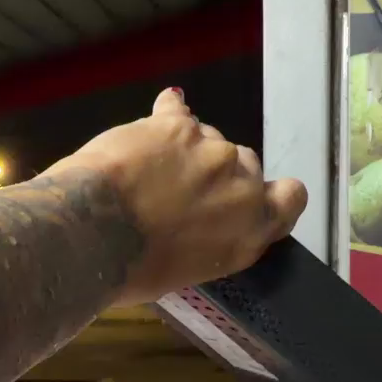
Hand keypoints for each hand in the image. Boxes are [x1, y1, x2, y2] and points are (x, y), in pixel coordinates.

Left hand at [49, 89, 307, 304]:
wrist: (90, 234)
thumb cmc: (129, 271)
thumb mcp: (183, 272)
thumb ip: (209, 241)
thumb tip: (197, 226)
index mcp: (248, 232)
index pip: (291, 198)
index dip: (271, 194)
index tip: (248, 198)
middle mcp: (242, 187)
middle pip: (245, 166)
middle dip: (217, 175)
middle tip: (178, 191)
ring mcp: (212, 150)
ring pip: (209, 139)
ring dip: (186, 150)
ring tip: (147, 170)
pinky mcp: (177, 124)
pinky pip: (177, 110)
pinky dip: (166, 115)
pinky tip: (153, 120)